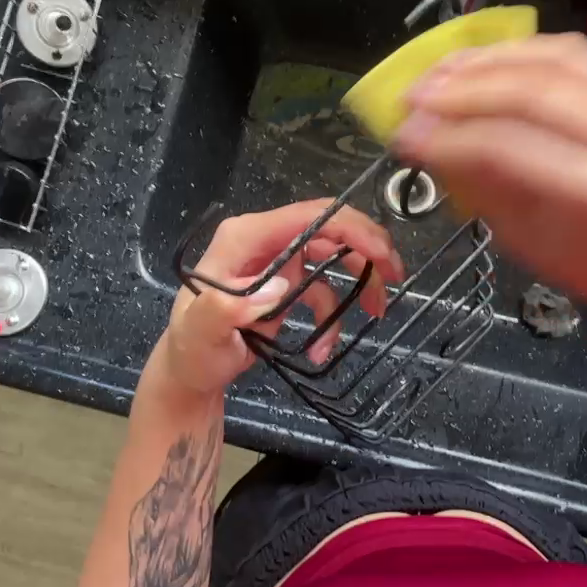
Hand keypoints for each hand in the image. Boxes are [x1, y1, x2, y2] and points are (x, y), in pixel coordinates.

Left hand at [155, 200, 403, 396]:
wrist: (190, 371)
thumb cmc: (193, 348)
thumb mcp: (202, 331)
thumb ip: (229, 307)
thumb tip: (279, 286)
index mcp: (245, 237)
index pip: (307, 216)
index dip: (349, 227)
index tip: (381, 252)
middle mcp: (264, 241)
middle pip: (328, 228)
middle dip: (366, 248)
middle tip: (395, 275)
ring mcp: (277, 261)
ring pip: (333, 257)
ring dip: (361, 282)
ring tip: (379, 311)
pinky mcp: (284, 284)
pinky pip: (322, 291)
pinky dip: (331, 318)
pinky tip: (325, 349)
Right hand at [393, 33, 586, 303]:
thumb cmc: (584, 261)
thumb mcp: (521, 236)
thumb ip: (479, 182)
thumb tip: (425, 139)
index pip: (511, 147)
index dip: (450, 136)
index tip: (405, 134)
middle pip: (533, 92)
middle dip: (462, 90)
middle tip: (414, 96)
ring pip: (553, 60)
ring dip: (487, 61)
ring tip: (440, 71)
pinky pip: (571, 53)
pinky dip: (521, 51)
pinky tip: (483, 62)